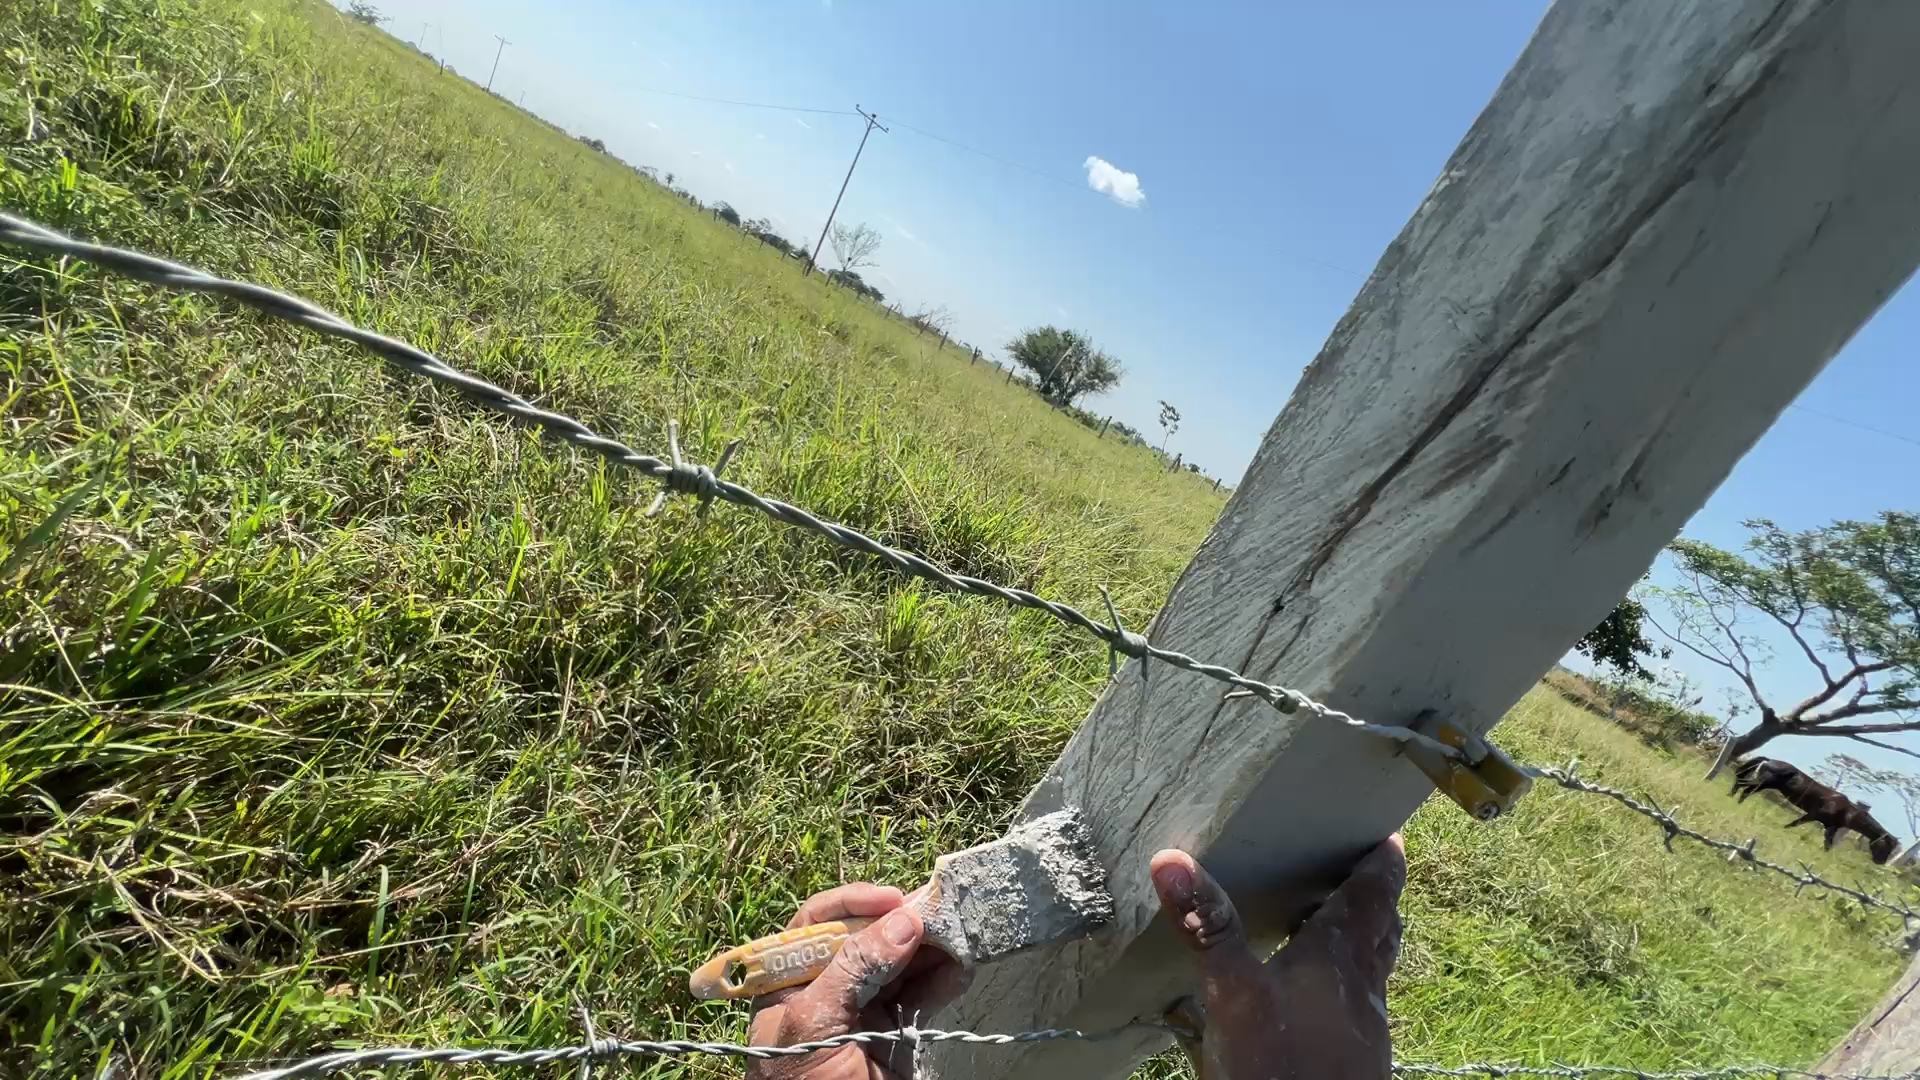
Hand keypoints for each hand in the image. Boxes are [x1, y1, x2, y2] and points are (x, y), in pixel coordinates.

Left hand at [745, 883, 965, 1079]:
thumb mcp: (816, 1024)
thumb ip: (854, 969)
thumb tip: (904, 921)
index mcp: (793, 979)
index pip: (819, 921)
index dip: (855, 902)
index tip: (893, 898)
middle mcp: (829, 985)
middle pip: (868, 935)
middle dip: (903, 922)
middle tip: (938, 911)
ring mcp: (864, 1007)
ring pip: (901, 961)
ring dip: (931, 947)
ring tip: (958, 935)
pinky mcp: (895, 1031)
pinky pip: (922, 993)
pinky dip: (944, 979)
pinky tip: (961, 969)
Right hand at [1150, 834, 1405, 1079]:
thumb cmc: (1280, 1072)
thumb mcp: (1234, 995)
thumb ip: (1208, 927)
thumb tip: (1170, 859)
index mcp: (1337, 964)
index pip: (1368, 902)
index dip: (1381, 868)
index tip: (1393, 836)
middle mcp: (1359, 995)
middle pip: (1378, 935)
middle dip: (1377, 900)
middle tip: (1371, 869)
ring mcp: (1359, 1036)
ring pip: (1370, 972)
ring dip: (1362, 939)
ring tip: (1339, 919)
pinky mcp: (1347, 1066)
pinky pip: (1355, 1004)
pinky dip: (1342, 979)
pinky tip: (1309, 991)